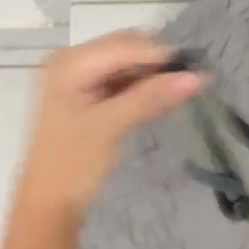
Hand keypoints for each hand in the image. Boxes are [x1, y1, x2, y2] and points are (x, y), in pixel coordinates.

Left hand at [15, 31, 202, 211]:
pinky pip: (123, 83)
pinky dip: (143, 89)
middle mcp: (72, 63)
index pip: (123, 46)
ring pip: (127, 66)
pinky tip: (163, 100)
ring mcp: (80, 80)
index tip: (198, 69)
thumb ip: (150, 98)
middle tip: (190, 83)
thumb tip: (195, 77)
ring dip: (153, 77)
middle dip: (157, 63)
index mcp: (68, 63)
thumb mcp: (110, 126)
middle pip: (125, 49)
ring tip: (183, 91)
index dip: (160, 55)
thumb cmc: (72, 164)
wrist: (50, 202)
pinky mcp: (89, 98)